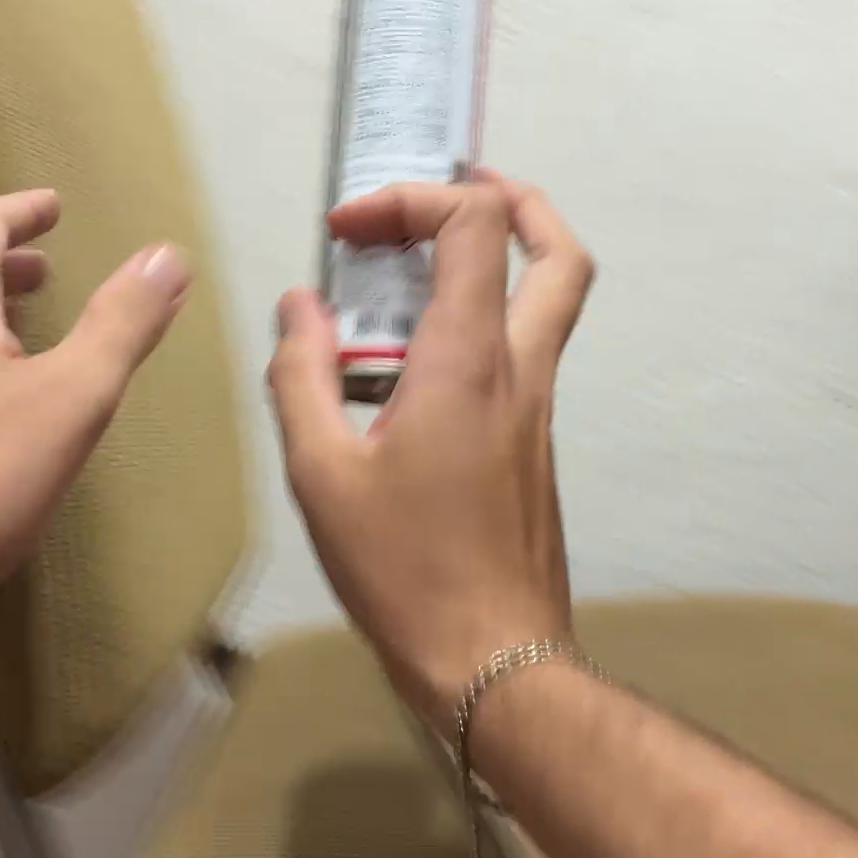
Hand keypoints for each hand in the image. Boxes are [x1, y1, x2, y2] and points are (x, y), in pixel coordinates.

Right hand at [268, 176, 594, 728]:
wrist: (492, 659)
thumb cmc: (401, 567)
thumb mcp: (321, 472)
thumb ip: (302, 376)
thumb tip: (300, 308)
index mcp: (467, 362)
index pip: (475, 225)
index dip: (413, 200)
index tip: (350, 231)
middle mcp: (520, 371)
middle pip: (557, 251)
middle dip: (510, 200)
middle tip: (448, 198)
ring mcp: (538, 410)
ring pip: (551, 302)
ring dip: (498, 262)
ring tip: (417, 274)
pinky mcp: (534, 445)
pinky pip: (521, 356)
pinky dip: (480, 326)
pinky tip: (413, 368)